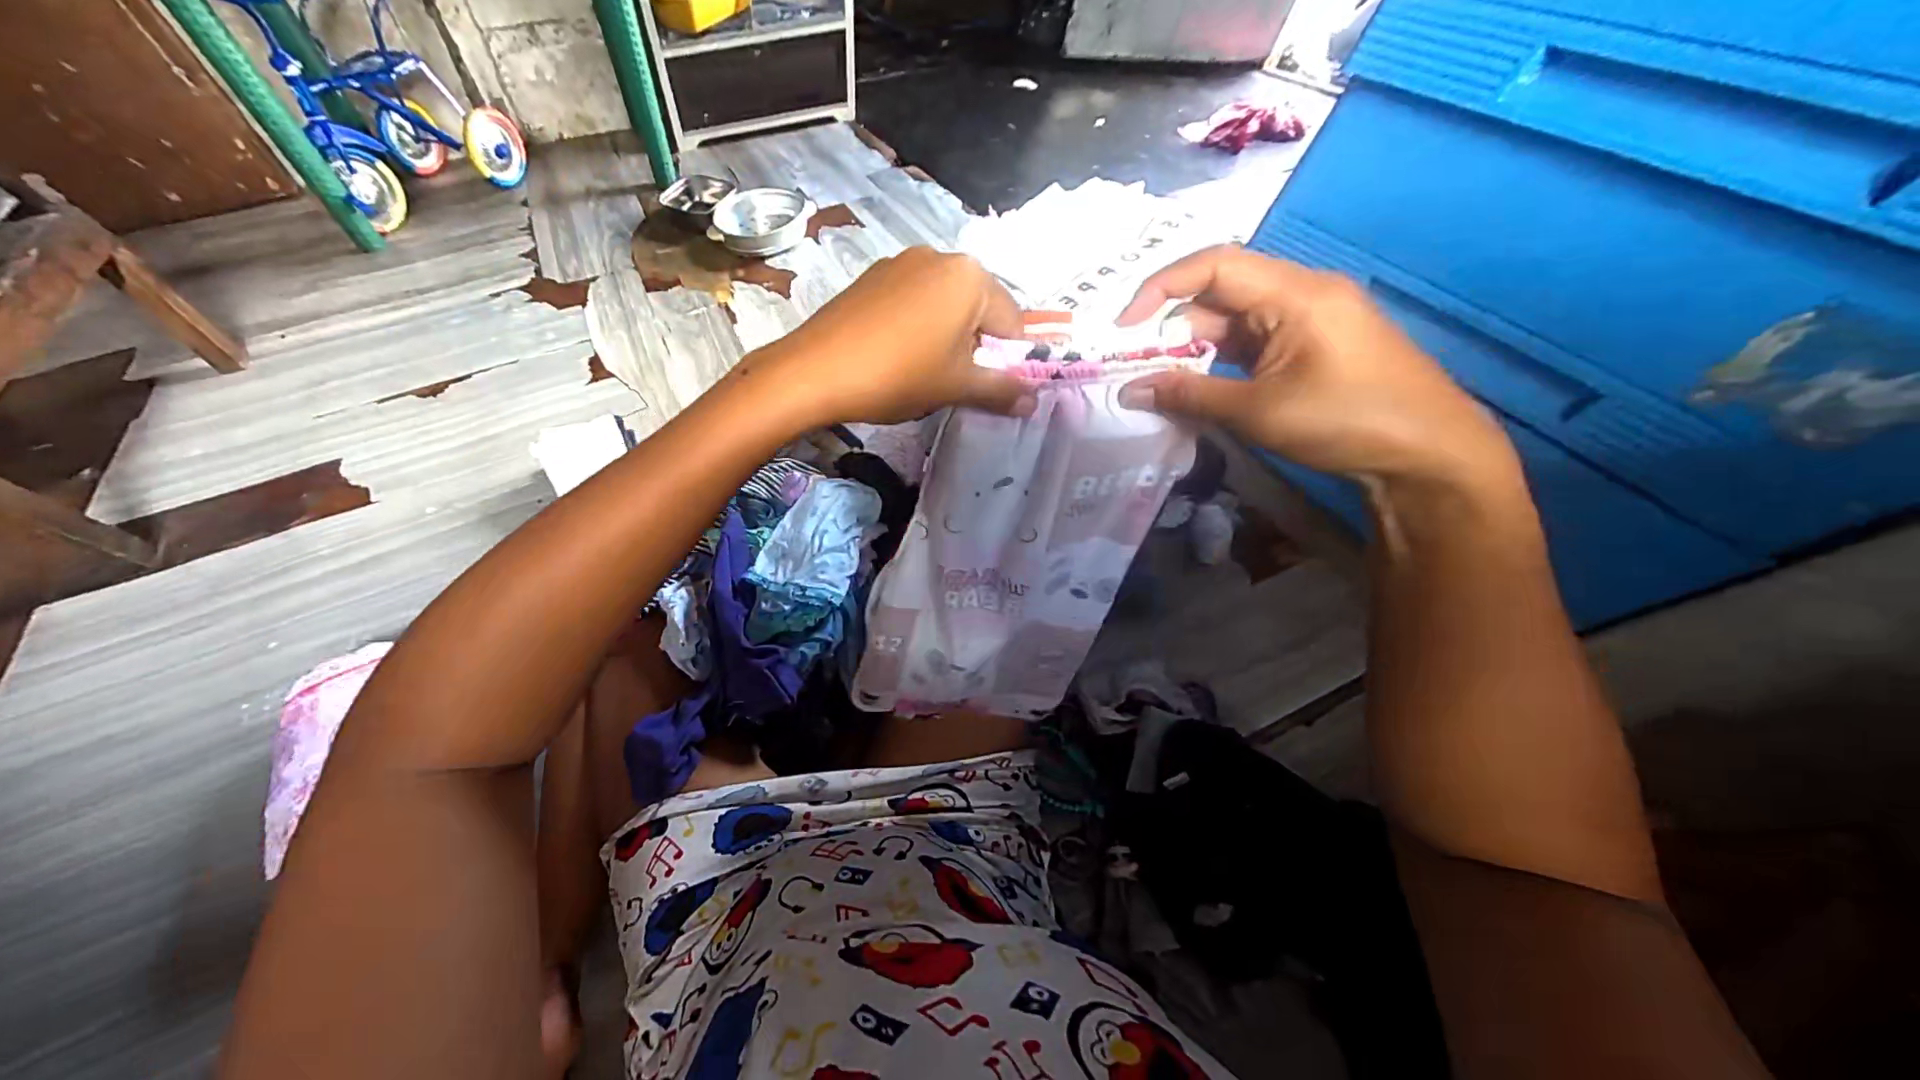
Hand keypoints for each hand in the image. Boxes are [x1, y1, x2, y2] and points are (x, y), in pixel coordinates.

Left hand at [753, 247, 1034, 425]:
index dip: (1008, 360)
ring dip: (947, 336)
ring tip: (922, 370)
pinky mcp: (873, 276)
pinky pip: (913, 301)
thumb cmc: (899, 375)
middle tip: (954, 381)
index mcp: (970, 276)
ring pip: (944, 304)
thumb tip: (1033, 401)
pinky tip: (897, 354)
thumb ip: (1001, 390)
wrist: (814, 371)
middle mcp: (940, 256)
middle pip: (978, 308)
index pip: (1012, 322)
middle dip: (976, 345)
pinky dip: (917, 326)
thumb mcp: (956, 387)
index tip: (991, 387)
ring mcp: (902, 262)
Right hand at [1115, 246, 1518, 491]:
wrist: (1429, 453)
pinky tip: (1198, 386)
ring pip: (1235, 321)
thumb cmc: (1347, 422)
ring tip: (1159, 381)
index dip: (1161, 287)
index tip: (1123, 325)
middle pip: (1221, 292)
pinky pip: (1255, 342)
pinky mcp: (1313, 345)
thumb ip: (1190, 396)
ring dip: (1195, 348)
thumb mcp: (1258, 412)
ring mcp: (1310, 320)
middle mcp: (1303, 293)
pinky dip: (1221, 361)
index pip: (1215, 265)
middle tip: (1136, 365)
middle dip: (1173, 327)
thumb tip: (1131, 392)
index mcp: (1296, 293)